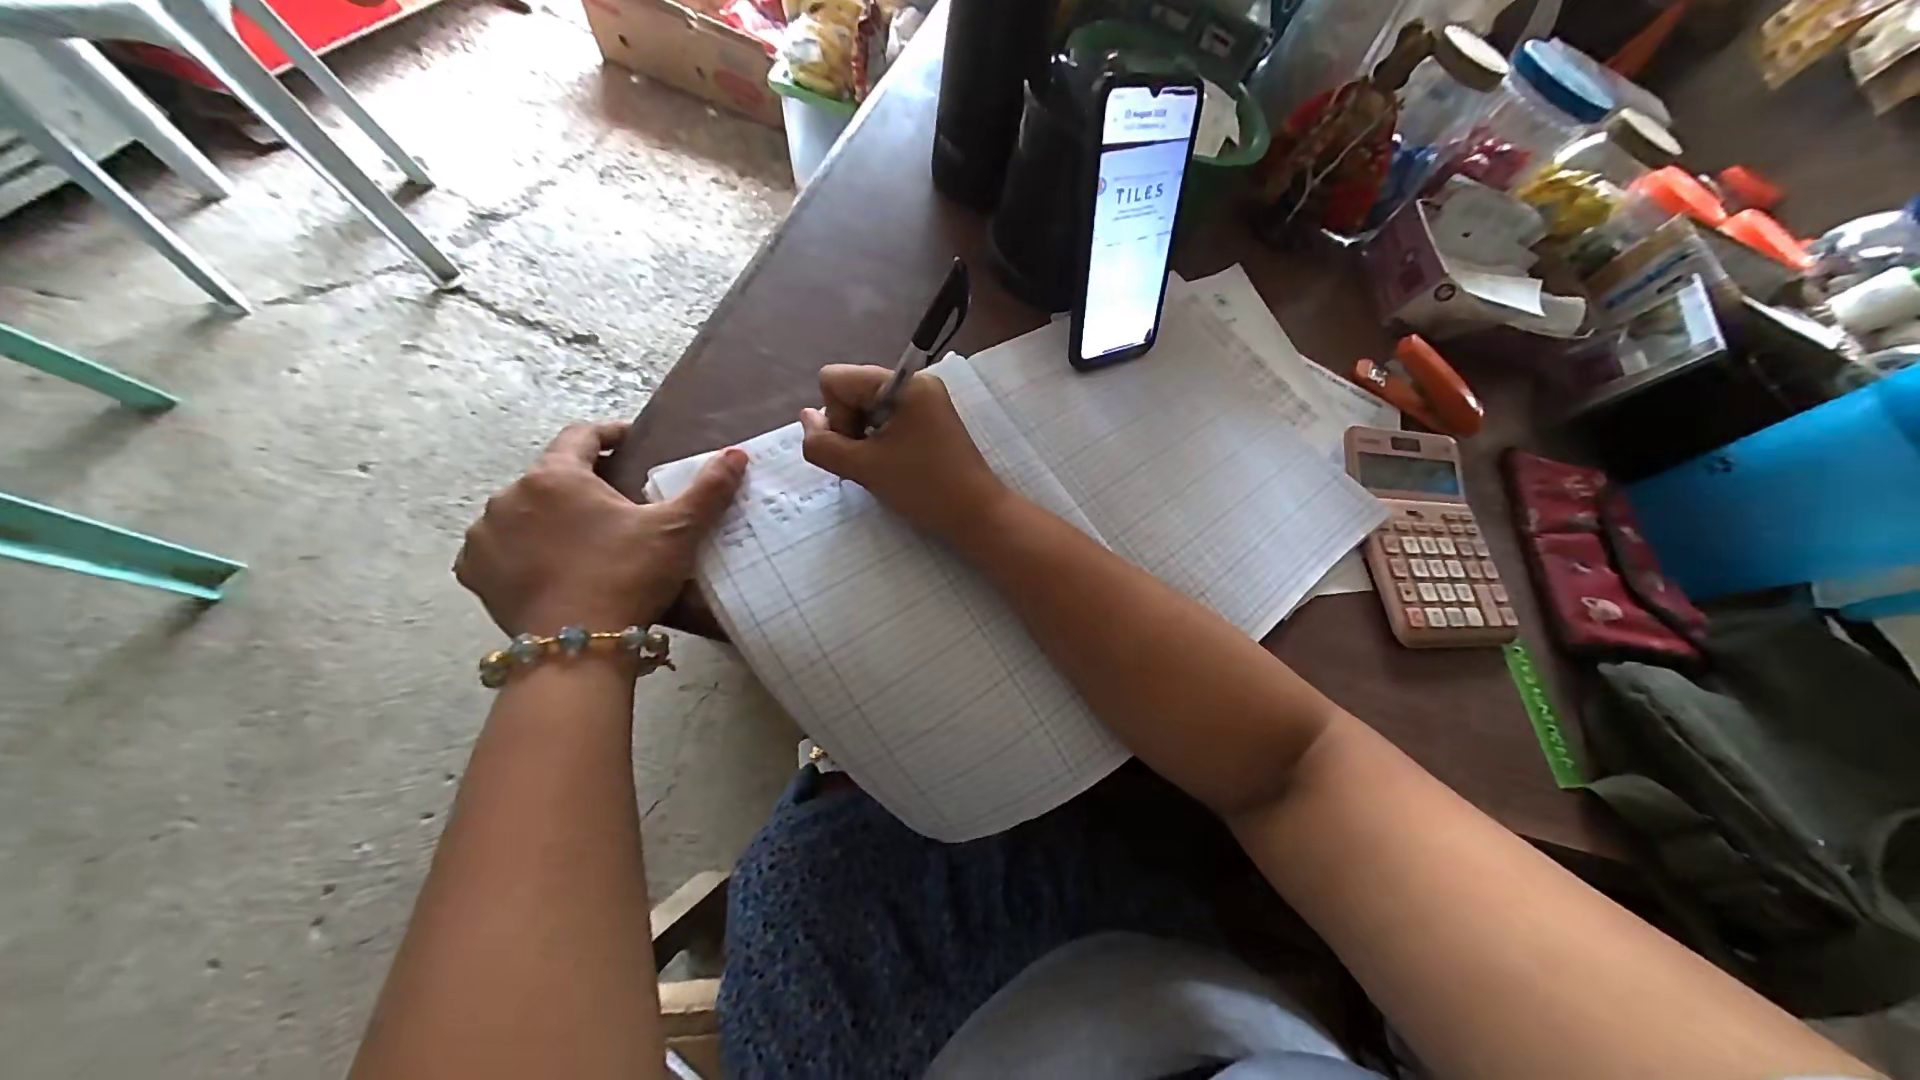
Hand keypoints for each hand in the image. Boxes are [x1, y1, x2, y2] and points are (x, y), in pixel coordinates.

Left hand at [455, 421, 746, 635]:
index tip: (630, 441)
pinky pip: (499, 546)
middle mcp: (510, 496)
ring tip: (583, 539)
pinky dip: (522, 548)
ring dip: (549, 516)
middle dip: (583, 484)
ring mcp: (486, 535)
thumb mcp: (676, 531)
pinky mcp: (475, 571)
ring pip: (523, 511)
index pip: (581, 436)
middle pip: (552, 475)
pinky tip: (547, 564)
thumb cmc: (627, 576)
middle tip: (616, 505)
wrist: (577, 647)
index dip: (610, 433)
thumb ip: (708, 489)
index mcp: (556, 476)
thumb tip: (738, 454)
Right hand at [798, 364, 1007, 542]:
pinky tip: (893, 465)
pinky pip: (887, 418)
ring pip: (866, 407)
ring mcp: (924, 400)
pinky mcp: (930, 419)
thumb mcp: (863, 467)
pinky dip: (880, 440)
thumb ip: (823, 443)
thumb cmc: (923, 488)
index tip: (858, 446)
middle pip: (851, 390)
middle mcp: (914, 382)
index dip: (835, 415)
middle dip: (849, 426)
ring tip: (882, 466)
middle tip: (869, 461)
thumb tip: (806, 418)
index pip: (835, 379)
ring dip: (863, 437)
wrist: (977, 514)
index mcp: (902, 383)